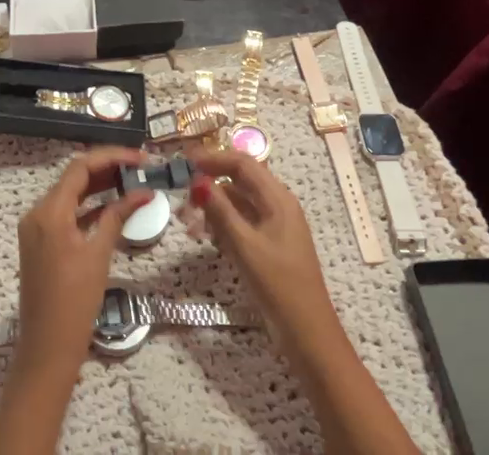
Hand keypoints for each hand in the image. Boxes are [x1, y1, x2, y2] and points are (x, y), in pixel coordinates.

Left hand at [14, 147, 152, 378]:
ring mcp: (37, 228)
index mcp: (48, 211)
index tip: (142, 157)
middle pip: (74, 177)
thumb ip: (118, 217)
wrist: (47, 349)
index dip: (112, 156)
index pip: (80, 167)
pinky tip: (115, 206)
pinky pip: (67, 214)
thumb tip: (144, 191)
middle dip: (108, 168)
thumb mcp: (98, 255)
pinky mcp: (41, 242)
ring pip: (71, 194)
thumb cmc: (74, 303)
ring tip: (134, 180)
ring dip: (100, 186)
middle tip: (142, 166)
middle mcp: (37, 213)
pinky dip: (90, 207)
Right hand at [187, 150, 331, 335]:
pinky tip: (207, 237)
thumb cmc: (278, 284)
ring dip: (214, 206)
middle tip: (182, 195)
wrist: (306, 330)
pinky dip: (223, 223)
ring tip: (189, 221)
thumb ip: (220, 210)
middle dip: (210, 184)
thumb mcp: (244, 245)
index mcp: (278, 198)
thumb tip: (198, 180)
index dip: (213, 158)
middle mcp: (278, 205)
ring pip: (239, 202)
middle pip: (240, 180)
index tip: (184, 161)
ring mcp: (275, 225)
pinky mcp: (270, 244)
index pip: (243, 163)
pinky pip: (243, 222)